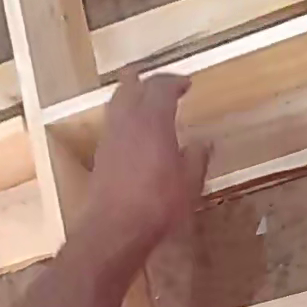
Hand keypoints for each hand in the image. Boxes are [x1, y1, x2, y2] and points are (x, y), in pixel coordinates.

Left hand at [77, 73, 210, 259]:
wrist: (116, 227)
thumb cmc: (160, 204)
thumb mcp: (190, 182)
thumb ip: (197, 158)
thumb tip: (204, 142)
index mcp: (153, 121)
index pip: (161, 87)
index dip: (174, 81)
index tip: (187, 83)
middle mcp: (127, 121)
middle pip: (131, 86)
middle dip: (146, 78)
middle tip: (161, 80)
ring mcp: (110, 136)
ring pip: (118, 102)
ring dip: (133, 95)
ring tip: (147, 100)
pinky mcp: (103, 154)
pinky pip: (115, 122)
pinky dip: (127, 116)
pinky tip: (137, 132)